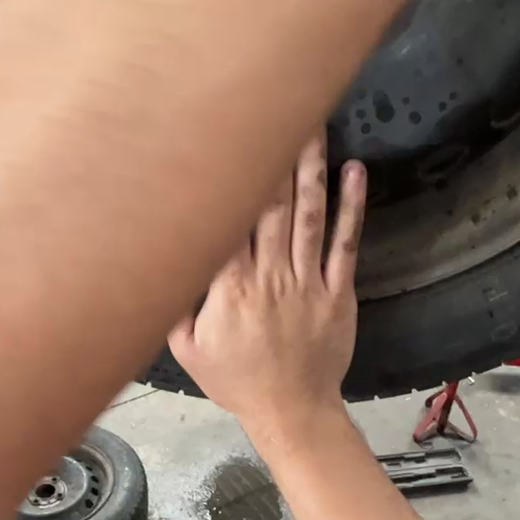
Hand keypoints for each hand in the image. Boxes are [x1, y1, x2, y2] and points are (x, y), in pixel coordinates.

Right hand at [170, 136, 367, 441]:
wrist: (293, 410)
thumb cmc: (238, 382)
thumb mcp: (189, 351)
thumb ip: (175, 306)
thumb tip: (166, 264)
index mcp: (230, 289)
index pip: (228, 222)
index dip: (228, 178)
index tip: (227, 140)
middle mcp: (270, 276)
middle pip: (270, 206)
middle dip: (273, 156)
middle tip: (276, 108)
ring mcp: (308, 282)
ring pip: (308, 215)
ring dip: (310, 168)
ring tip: (313, 125)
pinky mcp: (338, 291)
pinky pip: (345, 243)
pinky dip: (351, 207)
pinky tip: (353, 172)